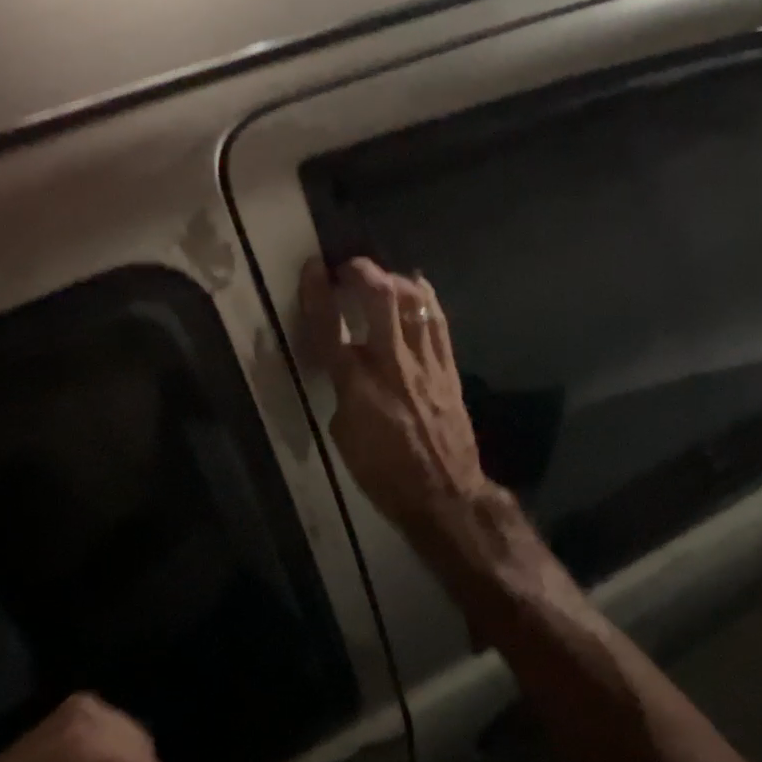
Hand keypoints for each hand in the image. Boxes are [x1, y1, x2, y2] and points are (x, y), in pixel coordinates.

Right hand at [297, 257, 490, 531]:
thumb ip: (343, 392)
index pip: (331, 326)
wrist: (443, 493)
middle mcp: (391, 362)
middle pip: (380, 297)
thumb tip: (347, 369)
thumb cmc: (384, 473)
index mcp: (356, 384)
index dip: (318, 292)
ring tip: (382, 278)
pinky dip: (424, 298)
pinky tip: (416, 289)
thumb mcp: (344, 435)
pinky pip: (437, 319)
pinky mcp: (448, 367)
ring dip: (394, 280)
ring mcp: (425, 361)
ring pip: (414, 300)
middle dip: (362, 271)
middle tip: (349, 269)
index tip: (313, 268)